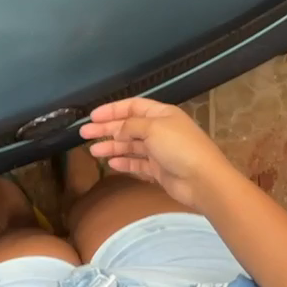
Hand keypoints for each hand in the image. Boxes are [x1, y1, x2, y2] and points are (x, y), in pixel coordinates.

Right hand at [80, 98, 237, 207]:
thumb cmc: (179, 147)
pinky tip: (111, 163)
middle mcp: (160, 130)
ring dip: (112, 147)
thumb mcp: (152, 129)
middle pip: (128, 126)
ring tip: (94, 151)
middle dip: (106, 129)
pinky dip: (124, 162)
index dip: (112, 110)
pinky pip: (137, 163)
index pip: (132, 106)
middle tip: (84, 133)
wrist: (202, 180)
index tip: (92, 116)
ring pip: (130, 146)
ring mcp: (159, 151)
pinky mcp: (159, 169)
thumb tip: (115, 129)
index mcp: (161, 114)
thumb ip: (130, 126)